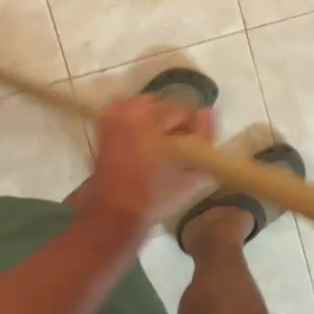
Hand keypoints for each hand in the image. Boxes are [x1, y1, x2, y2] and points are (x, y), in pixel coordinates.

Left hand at [82, 96, 215, 231]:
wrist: (117, 211)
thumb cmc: (157, 197)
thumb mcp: (192, 175)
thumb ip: (205, 140)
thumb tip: (208, 111)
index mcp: (153, 124)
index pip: (184, 107)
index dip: (194, 123)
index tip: (195, 141)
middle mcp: (133, 114)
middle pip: (165, 102)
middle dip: (175, 118)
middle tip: (179, 141)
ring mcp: (116, 117)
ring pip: (145, 101)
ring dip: (157, 114)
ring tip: (161, 137)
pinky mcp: (105, 125)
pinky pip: (125, 105)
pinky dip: (136, 113)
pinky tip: (142, 131)